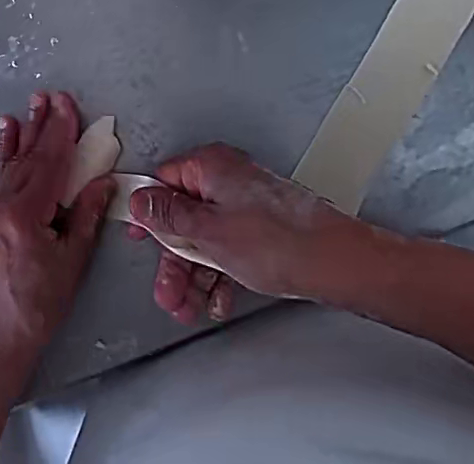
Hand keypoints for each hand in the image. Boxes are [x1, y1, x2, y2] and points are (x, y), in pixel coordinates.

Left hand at [0, 91, 113, 369]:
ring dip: (29, 129)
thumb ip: (86, 216)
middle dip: (47, 124)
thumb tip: (103, 181)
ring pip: (16, 159)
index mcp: (26, 214)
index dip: (63, 133)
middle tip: (56, 95)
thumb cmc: (39, 303)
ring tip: (36, 101)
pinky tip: (8, 127)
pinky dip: (7, 148)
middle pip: (32, 155)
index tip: (71, 105)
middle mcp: (4, 202)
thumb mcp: (72, 262)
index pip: (51, 164)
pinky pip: (2, 172)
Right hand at [127, 144, 372, 323]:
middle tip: (168, 293)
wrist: (337, 262)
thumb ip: (169, 216)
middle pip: (183, 216)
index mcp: (210, 167)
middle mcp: (225, 178)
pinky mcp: (259, 226)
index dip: (147, 212)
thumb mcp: (209, 232)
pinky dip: (219, 272)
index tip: (136, 237)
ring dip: (194, 274)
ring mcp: (244, 203)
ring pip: (205, 237)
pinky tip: (218, 301)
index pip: (163, 181)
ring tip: (190, 307)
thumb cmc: (278, 241)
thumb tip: (139, 200)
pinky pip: (227, 246)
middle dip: (173, 260)